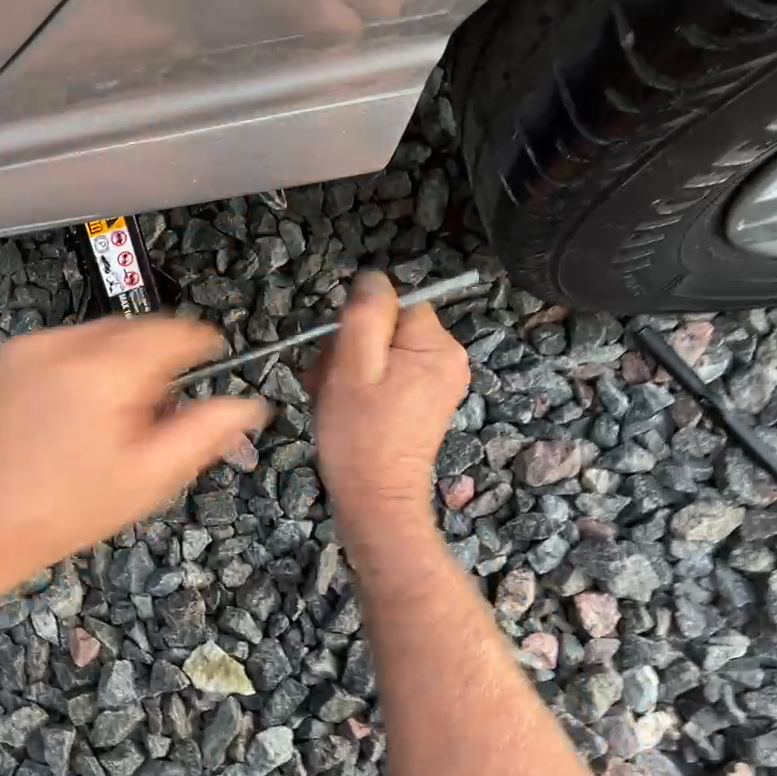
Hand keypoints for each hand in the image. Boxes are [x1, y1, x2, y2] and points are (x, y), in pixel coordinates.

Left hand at [0, 317, 269, 621]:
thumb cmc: (57, 513)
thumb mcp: (146, 482)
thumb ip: (204, 434)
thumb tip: (247, 406)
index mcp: (103, 371)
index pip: (173, 331)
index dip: (201, 344)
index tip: (211, 358)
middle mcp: (62, 346)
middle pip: (134, 331)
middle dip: (156, 360)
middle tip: (158, 411)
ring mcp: (26, 350)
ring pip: (97, 338)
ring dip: (118, 363)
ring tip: (111, 422)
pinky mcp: (3, 362)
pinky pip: (62, 349)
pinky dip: (83, 368)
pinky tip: (76, 416)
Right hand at [309, 270, 471, 538]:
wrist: (374, 498)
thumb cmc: (358, 435)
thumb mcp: (352, 367)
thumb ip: (363, 314)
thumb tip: (371, 277)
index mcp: (436, 346)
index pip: (392, 303)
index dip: (356, 323)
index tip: (337, 356)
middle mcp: (448, 359)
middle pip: (386, 326)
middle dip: (350, 349)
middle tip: (328, 382)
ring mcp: (438, 383)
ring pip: (381, 351)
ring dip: (349, 368)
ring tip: (333, 397)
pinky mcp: (423, 403)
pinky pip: (387, 375)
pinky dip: (361, 386)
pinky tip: (347, 406)